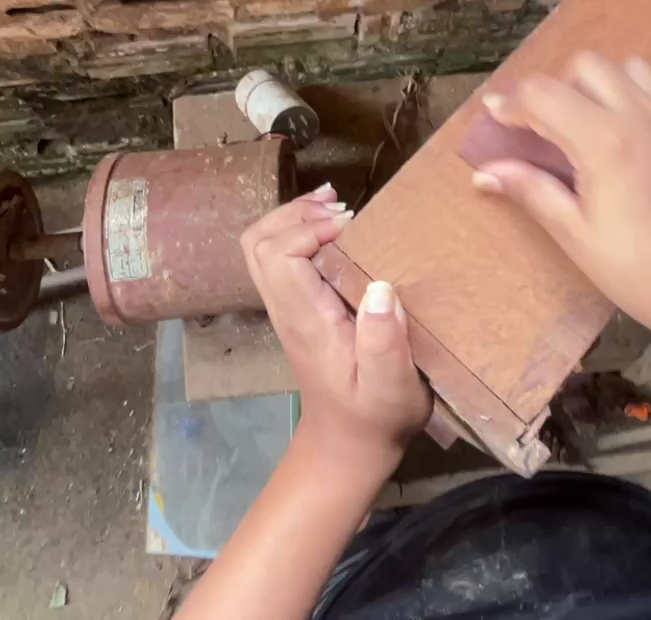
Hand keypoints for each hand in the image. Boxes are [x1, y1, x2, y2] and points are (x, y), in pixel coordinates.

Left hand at [240, 186, 431, 471]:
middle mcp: (285, 308)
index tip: (350, 225)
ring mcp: (286, 307)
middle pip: (259, 242)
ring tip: (335, 204)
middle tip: (340, 205)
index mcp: (303, 321)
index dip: (308, 228)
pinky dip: (300, 230)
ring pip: (262, 245)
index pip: (278, 255)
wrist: (348, 447)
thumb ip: (384, 342)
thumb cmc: (374, 418)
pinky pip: (280, 256)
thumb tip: (380, 286)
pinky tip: (335, 226)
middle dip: (294, 212)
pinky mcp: (297, 307)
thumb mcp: (391, 388)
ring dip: (294, 217)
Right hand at [469, 53, 650, 357]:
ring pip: (630, 67)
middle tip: (545, 130)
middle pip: (585, 66)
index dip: (511, 103)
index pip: (542, 95)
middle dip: (556, 88)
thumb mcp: (574, 234)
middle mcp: (640, 114)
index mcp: (603, 139)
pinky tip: (646, 121)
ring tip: (590, 123)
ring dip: (602, 85)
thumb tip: (482, 173)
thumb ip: (529, 190)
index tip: (495, 120)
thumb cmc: (637, 271)